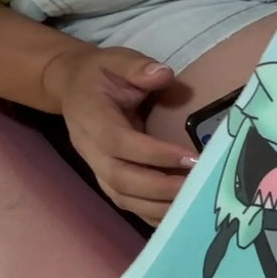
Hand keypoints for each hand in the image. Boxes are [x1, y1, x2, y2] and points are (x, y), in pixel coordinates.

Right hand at [40, 43, 195, 224]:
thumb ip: (137, 67)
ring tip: (199, 203)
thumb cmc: (103, 76)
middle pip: (122, 179)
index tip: (191, 157)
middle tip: (200, 185)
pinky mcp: (113, 184)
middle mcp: (92, 151)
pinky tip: (187, 217)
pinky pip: (133, 207)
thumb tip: (162, 73)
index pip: (120, 143)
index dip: (154, 154)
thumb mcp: (116, 61)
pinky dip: (158, 217)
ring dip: (163, 206)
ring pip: (128, 199)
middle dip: (163, 187)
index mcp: (91, 119)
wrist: (76, 90)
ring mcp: (100, 171)